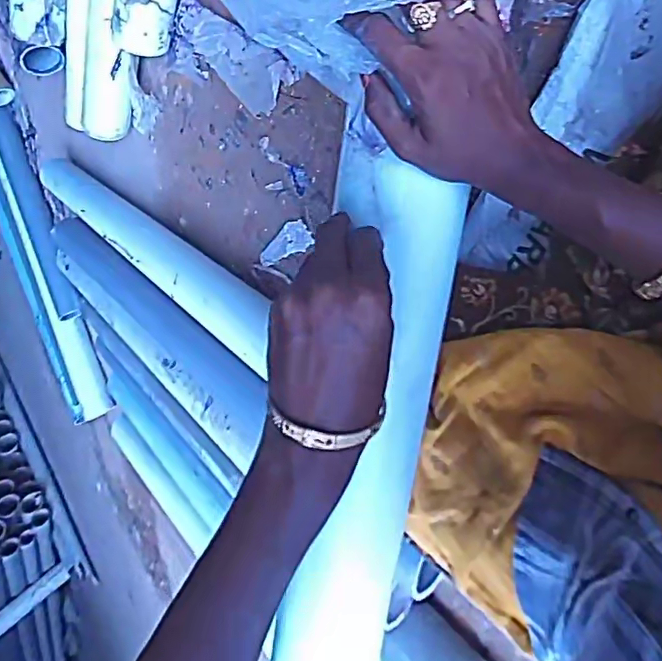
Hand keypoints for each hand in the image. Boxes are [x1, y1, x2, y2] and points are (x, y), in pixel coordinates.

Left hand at [265, 214, 392, 449]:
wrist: (314, 426)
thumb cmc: (358, 391)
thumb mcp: (384, 334)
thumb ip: (374, 292)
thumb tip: (365, 266)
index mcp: (368, 295)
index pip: (365, 240)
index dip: (366, 240)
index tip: (366, 241)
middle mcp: (331, 287)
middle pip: (333, 235)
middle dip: (341, 235)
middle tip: (346, 238)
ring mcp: (299, 295)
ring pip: (312, 256)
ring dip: (323, 262)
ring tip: (332, 287)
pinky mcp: (277, 305)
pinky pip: (297, 282)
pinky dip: (307, 287)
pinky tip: (315, 310)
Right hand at [357, 0, 558, 197]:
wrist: (513, 153)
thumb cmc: (463, 153)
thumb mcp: (409, 147)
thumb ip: (380, 111)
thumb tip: (369, 77)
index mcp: (421, 74)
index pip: (379, 30)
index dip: (358, 21)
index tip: (352, 21)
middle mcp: (448, 47)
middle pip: (411, 1)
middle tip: (381, 4)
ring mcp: (476, 36)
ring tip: (413, 0)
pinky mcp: (497, 36)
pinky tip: (450, 2)